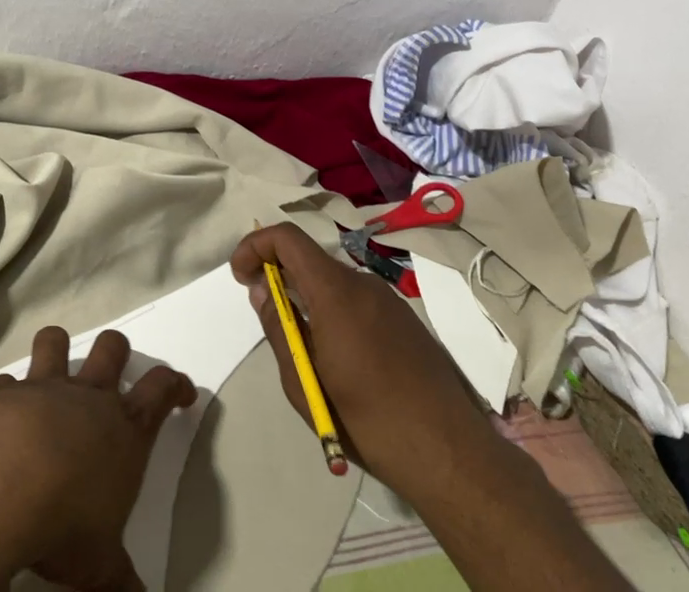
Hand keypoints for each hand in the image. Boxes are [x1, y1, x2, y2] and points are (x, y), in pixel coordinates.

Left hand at [0, 326, 194, 591]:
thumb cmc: (63, 522)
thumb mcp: (99, 564)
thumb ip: (120, 579)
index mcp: (124, 429)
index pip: (162, 388)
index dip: (175, 384)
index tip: (181, 392)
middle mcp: (86, 398)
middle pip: (111, 348)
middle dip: (116, 350)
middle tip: (114, 366)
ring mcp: (40, 389)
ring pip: (54, 342)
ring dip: (57, 349)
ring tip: (54, 363)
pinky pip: (3, 381)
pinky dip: (4, 393)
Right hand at [231, 222, 483, 499]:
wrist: (447, 451)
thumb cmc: (365, 421)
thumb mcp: (304, 381)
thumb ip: (279, 328)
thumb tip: (263, 291)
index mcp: (337, 294)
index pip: (288, 239)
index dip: (256, 247)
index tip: (241, 278)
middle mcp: (365, 285)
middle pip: (311, 258)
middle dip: (278, 273)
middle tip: (264, 312)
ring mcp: (390, 301)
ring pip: (334, 281)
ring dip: (306, 295)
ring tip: (299, 344)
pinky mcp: (405, 320)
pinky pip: (357, 299)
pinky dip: (332, 309)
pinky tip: (335, 355)